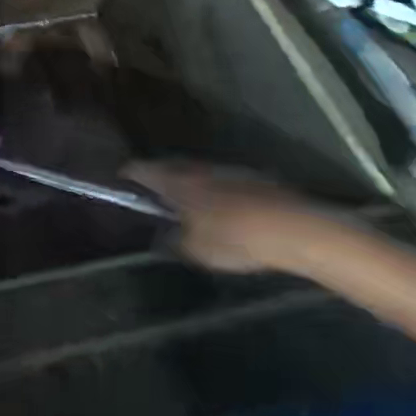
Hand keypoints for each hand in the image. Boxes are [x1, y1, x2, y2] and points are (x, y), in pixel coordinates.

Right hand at [124, 161, 342, 274]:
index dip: (128, 174)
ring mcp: (226, 169)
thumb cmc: (235, 238)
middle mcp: (198, 168)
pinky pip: (220, 179)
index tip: (121, 182)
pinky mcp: (251, 177)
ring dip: (187, 182)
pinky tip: (220, 207)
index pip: (142, 169)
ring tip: (185, 202)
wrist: (294, 228)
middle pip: (169, 166)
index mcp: (177, 181)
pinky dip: (212, 189)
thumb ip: (173, 242)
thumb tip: (160, 238)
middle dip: (158, 177)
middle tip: (152, 194)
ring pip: (197, 171)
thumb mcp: (196, 250)